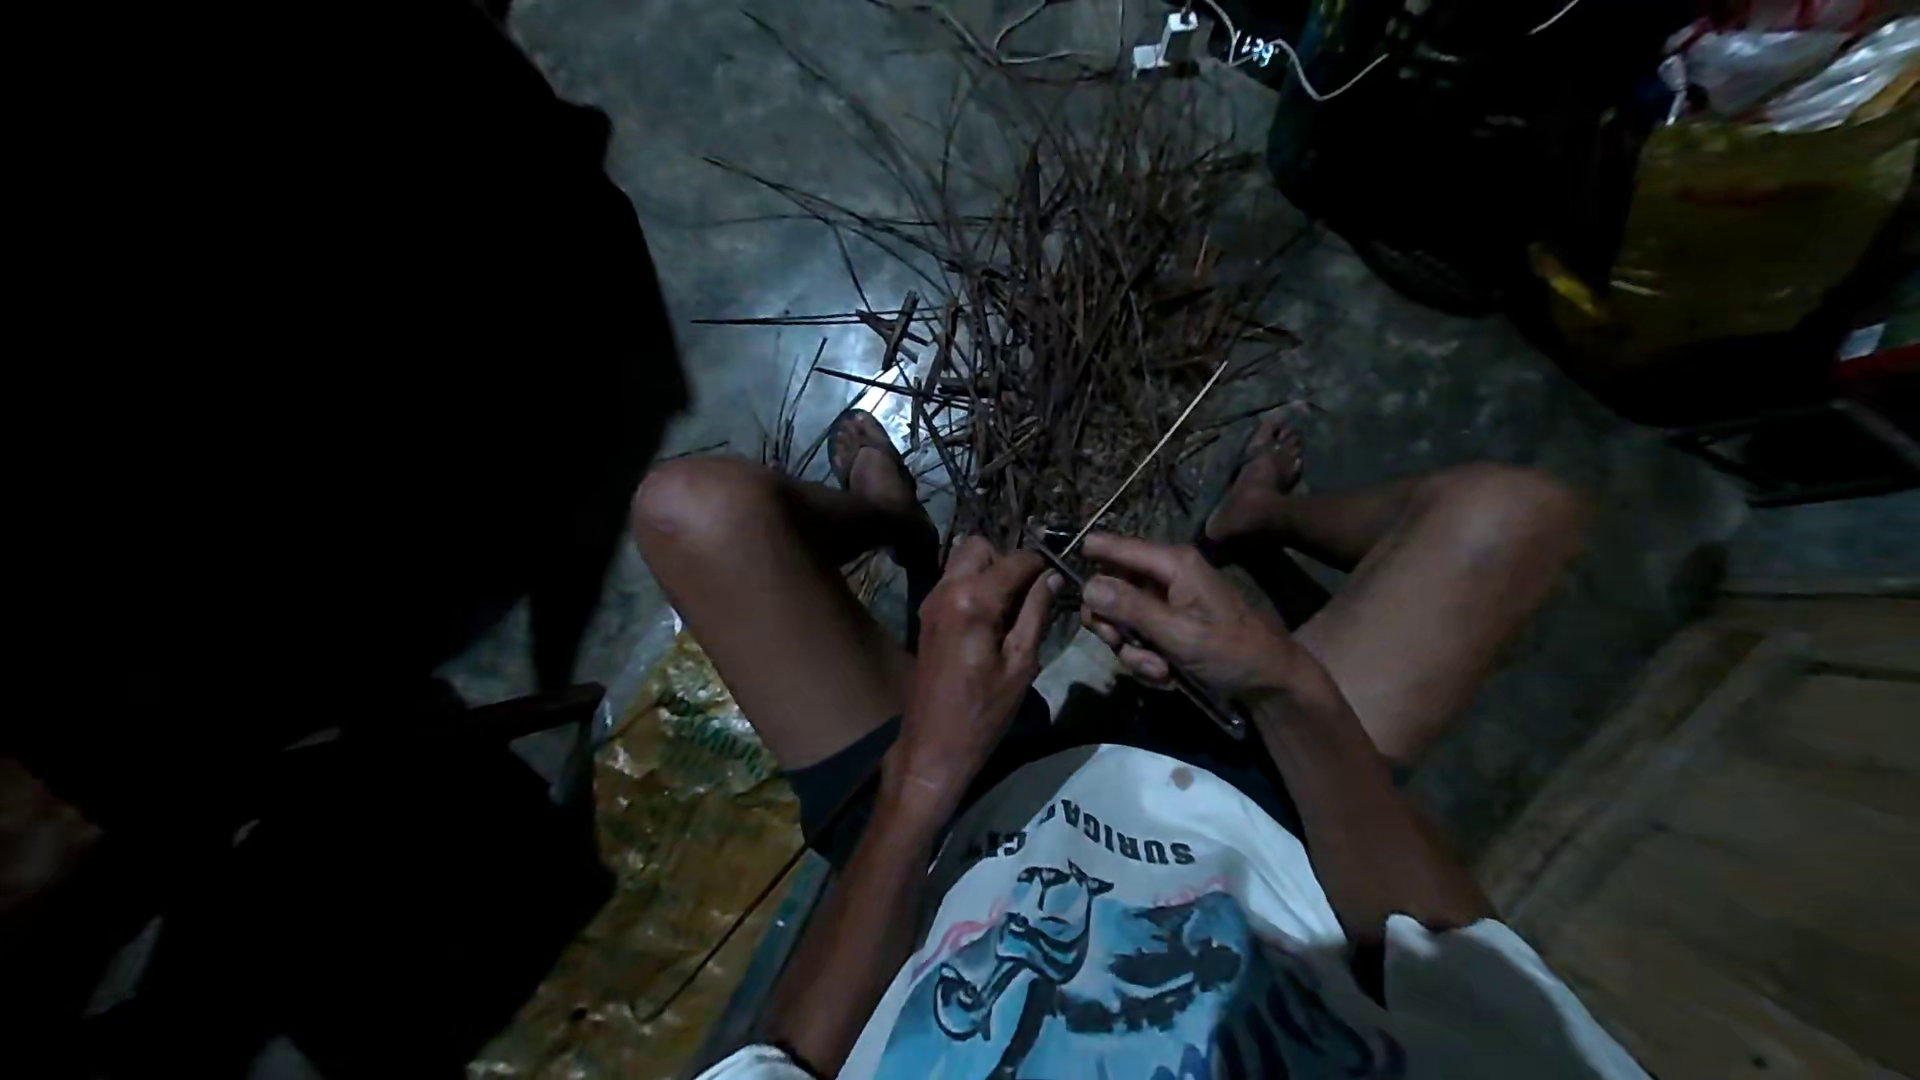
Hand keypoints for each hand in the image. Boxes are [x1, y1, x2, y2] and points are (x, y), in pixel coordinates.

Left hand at [889, 537, 1057, 810]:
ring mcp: (931, 600)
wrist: (934, 743)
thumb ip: (1036, 613)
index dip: (1041, 565)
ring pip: (963, 560)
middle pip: (980, 547)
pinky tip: (990, 618)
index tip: (1056, 580)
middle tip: (1026, 594)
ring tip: (1010, 607)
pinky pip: (952, 580)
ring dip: (988, 571)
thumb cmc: (984, 711)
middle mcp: (947, 589)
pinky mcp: (926, 614)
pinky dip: (973, 584)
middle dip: (1007, 561)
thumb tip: (1051, 578)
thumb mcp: (1021, 663)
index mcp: (973, 601)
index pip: (1015, 560)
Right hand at [1077, 532, 1326, 702]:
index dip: (1086, 558)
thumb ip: (1131, 608)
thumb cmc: (1231, 650)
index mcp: (1172, 563)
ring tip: (1158, 670)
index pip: (1114, 546)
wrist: (1269, 682)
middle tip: (1120, 644)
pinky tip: (1166, 675)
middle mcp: (1164, 575)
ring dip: (1131, 649)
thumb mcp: (1179, 633)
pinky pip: (1136, 637)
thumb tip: (1087, 586)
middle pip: (1109, 588)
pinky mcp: (1166, 624)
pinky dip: (1145, 659)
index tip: (1061, 580)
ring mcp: (1164, 601)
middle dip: (1112, 624)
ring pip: (1120, 619)